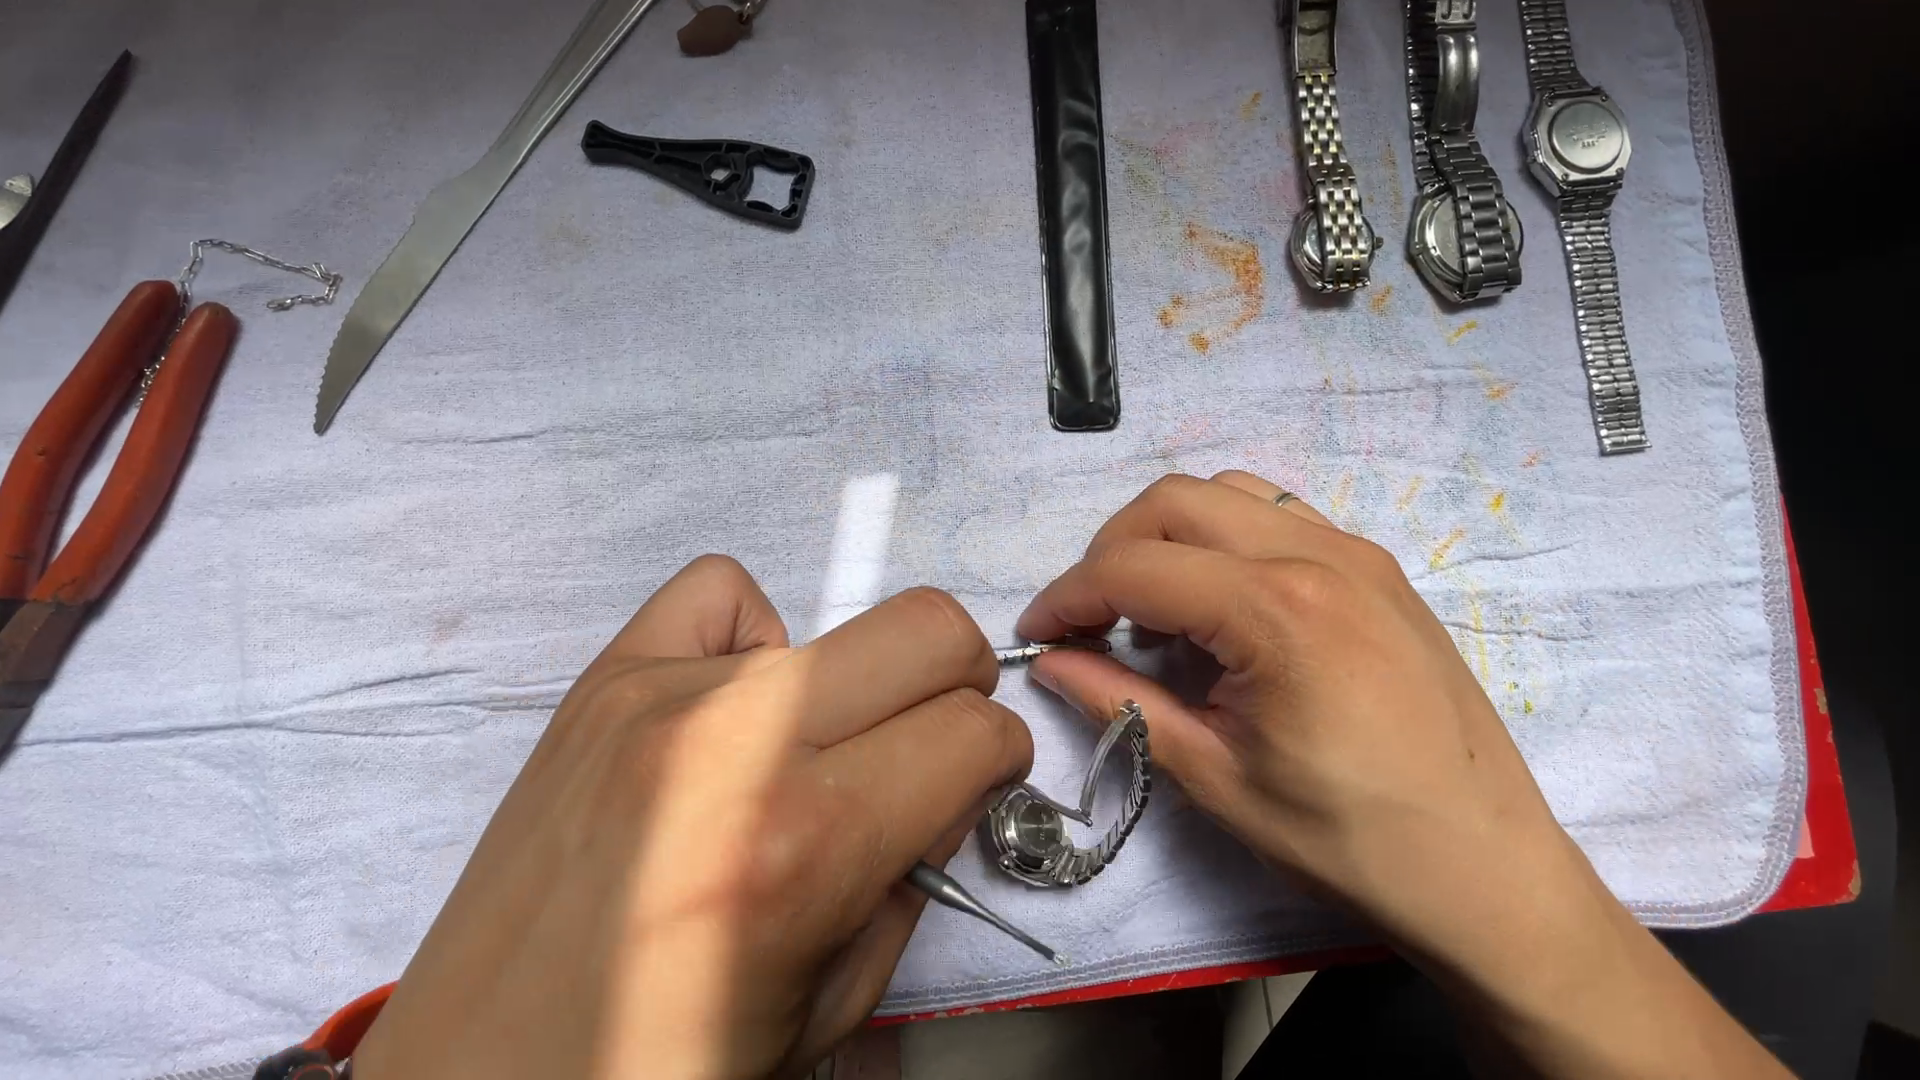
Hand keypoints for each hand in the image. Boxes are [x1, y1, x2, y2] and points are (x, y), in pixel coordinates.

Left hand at [353, 556, 1031, 1079]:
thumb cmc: (670, 1066)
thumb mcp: (835, 1000)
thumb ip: (917, 870)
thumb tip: (951, 777)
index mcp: (809, 842)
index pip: (971, 731)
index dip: (999, 754)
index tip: (980, 777)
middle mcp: (740, 744)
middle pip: (926, 628)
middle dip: (959, 681)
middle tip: (927, 740)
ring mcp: (660, 694)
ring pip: (834, 614)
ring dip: (860, 679)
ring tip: (810, 747)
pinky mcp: (600, 679)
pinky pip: (718, 592)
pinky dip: (750, 637)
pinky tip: (725, 702)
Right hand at [1019, 473, 1788, 1078]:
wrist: (1487, 869)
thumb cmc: (1346, 838)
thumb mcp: (1214, 777)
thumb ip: (1120, 705)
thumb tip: (1049, 665)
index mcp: (1276, 610)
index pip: (1134, 567)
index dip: (1067, 596)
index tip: (1037, 635)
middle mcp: (1317, 553)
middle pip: (1172, 502)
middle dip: (1108, 552)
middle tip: (1090, 621)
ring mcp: (1355, 551)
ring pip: (1225, 493)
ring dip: (1165, 534)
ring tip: (1152, 607)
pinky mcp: (1377, 566)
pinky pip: (1276, 513)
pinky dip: (1221, 536)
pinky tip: (1219, 601)